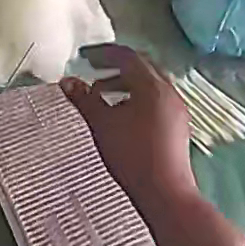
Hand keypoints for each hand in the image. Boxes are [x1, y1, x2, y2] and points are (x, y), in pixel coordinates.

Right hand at [59, 45, 198, 212]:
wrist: (165, 192)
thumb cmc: (131, 156)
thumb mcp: (101, 123)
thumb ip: (83, 99)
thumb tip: (67, 81)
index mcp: (151, 87)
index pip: (127, 56)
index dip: (103, 53)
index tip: (85, 56)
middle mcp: (168, 92)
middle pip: (142, 66)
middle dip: (116, 65)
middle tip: (94, 68)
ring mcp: (176, 108)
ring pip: (150, 82)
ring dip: (126, 81)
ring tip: (103, 92)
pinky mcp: (178, 124)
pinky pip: (156, 98)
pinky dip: (137, 95)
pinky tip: (121, 112)